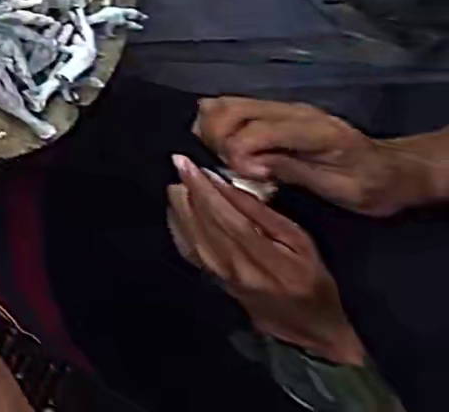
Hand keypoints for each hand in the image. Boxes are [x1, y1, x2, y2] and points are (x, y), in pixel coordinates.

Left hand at [168, 153, 366, 364]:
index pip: (221, 213)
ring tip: (207, 196)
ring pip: (179, 213)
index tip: (183, 160)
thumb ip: (258, 210)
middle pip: (194, 210)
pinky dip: (181, 209)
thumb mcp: (300, 243)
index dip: (199, 184)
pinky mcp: (192, 261)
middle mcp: (227, 261)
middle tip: (203, 177)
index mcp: (265, 260)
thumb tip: (218, 180)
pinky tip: (197, 209)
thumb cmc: (308, 279)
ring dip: (186, 197)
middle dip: (192, 186)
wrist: (298, 321)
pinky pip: (175, 223)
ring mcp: (205, 263)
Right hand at [196, 97, 432, 216]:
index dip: (238, 152)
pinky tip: (224, 142)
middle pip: (228, 110)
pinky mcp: (264, 107)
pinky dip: (212, 122)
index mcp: (318, 131)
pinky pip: (223, 105)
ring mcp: (276, 105)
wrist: (395, 171)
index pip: (256, 130)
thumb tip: (247, 164)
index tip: (244, 173)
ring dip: (208, 128)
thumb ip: (294, 173)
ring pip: (219, 104)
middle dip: (215, 137)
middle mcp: (291, 110)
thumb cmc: (375, 186)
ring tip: (221, 152)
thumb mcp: (345, 191)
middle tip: (227, 162)